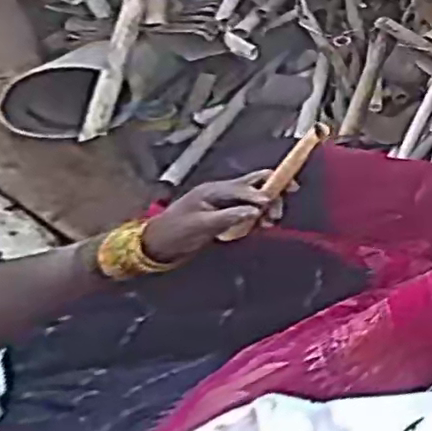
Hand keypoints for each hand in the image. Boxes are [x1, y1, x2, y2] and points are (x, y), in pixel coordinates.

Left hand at [142, 172, 277, 262]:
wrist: (152, 247)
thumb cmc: (173, 234)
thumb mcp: (199, 226)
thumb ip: (229, 216)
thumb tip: (256, 211)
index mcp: (213, 190)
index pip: (245, 186)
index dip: (260, 193)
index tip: (269, 203)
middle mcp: (223, 190)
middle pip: (258, 182)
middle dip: (273, 192)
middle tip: (279, 208)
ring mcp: (226, 199)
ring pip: (258, 194)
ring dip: (268, 206)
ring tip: (270, 221)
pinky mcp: (228, 209)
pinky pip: (251, 206)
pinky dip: (260, 213)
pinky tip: (260, 224)